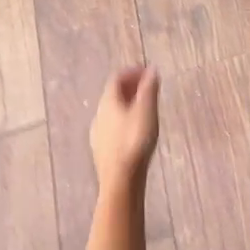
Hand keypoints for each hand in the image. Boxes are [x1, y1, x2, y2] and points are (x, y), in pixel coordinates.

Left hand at [90, 66, 160, 192]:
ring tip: (145, 107)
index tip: (148, 71)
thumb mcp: (146, 110)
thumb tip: (151, 69)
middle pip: (113, 94)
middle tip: (148, 87)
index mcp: (108, 102)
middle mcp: (99, 114)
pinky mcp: (101, 149)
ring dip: (128, 103)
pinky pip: (112, 125)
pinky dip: (124, 118)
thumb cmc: (135, 140)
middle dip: (131, 87)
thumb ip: (149, 88)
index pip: (117, 78)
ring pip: (113, 110)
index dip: (132, 71)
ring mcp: (98, 133)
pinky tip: (135, 129)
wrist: (120, 180)